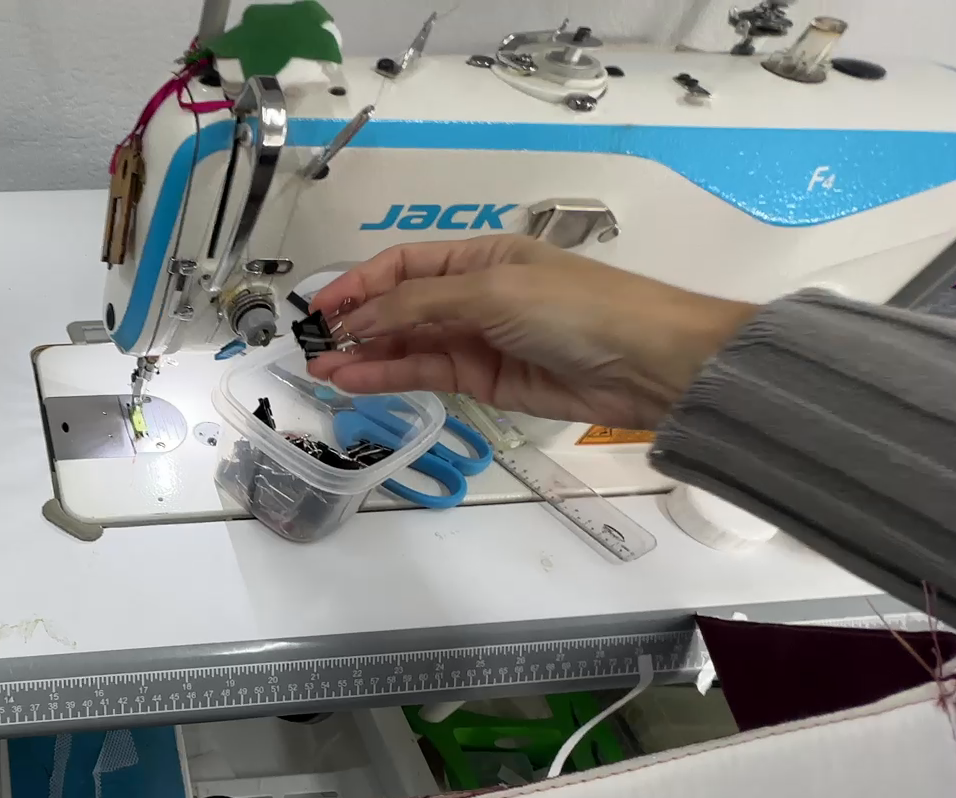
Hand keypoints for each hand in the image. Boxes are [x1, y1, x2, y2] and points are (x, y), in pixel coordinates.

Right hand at [306, 235, 758, 429]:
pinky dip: (383, 376)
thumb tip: (352, 323)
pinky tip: (351, 381)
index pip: (401, 267)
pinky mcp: (473, 378)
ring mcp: (468, 339)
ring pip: (400, 345)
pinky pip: (417, 373)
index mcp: (477, 258)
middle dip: (351, 325)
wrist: (645, 366)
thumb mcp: (491, 292)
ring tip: (319, 371)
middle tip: (311, 348)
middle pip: (394, 308)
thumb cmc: (574, 309)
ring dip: (359, 356)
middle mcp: (467, 295)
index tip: (318, 308)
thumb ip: (415, 307)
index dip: (357, 284)